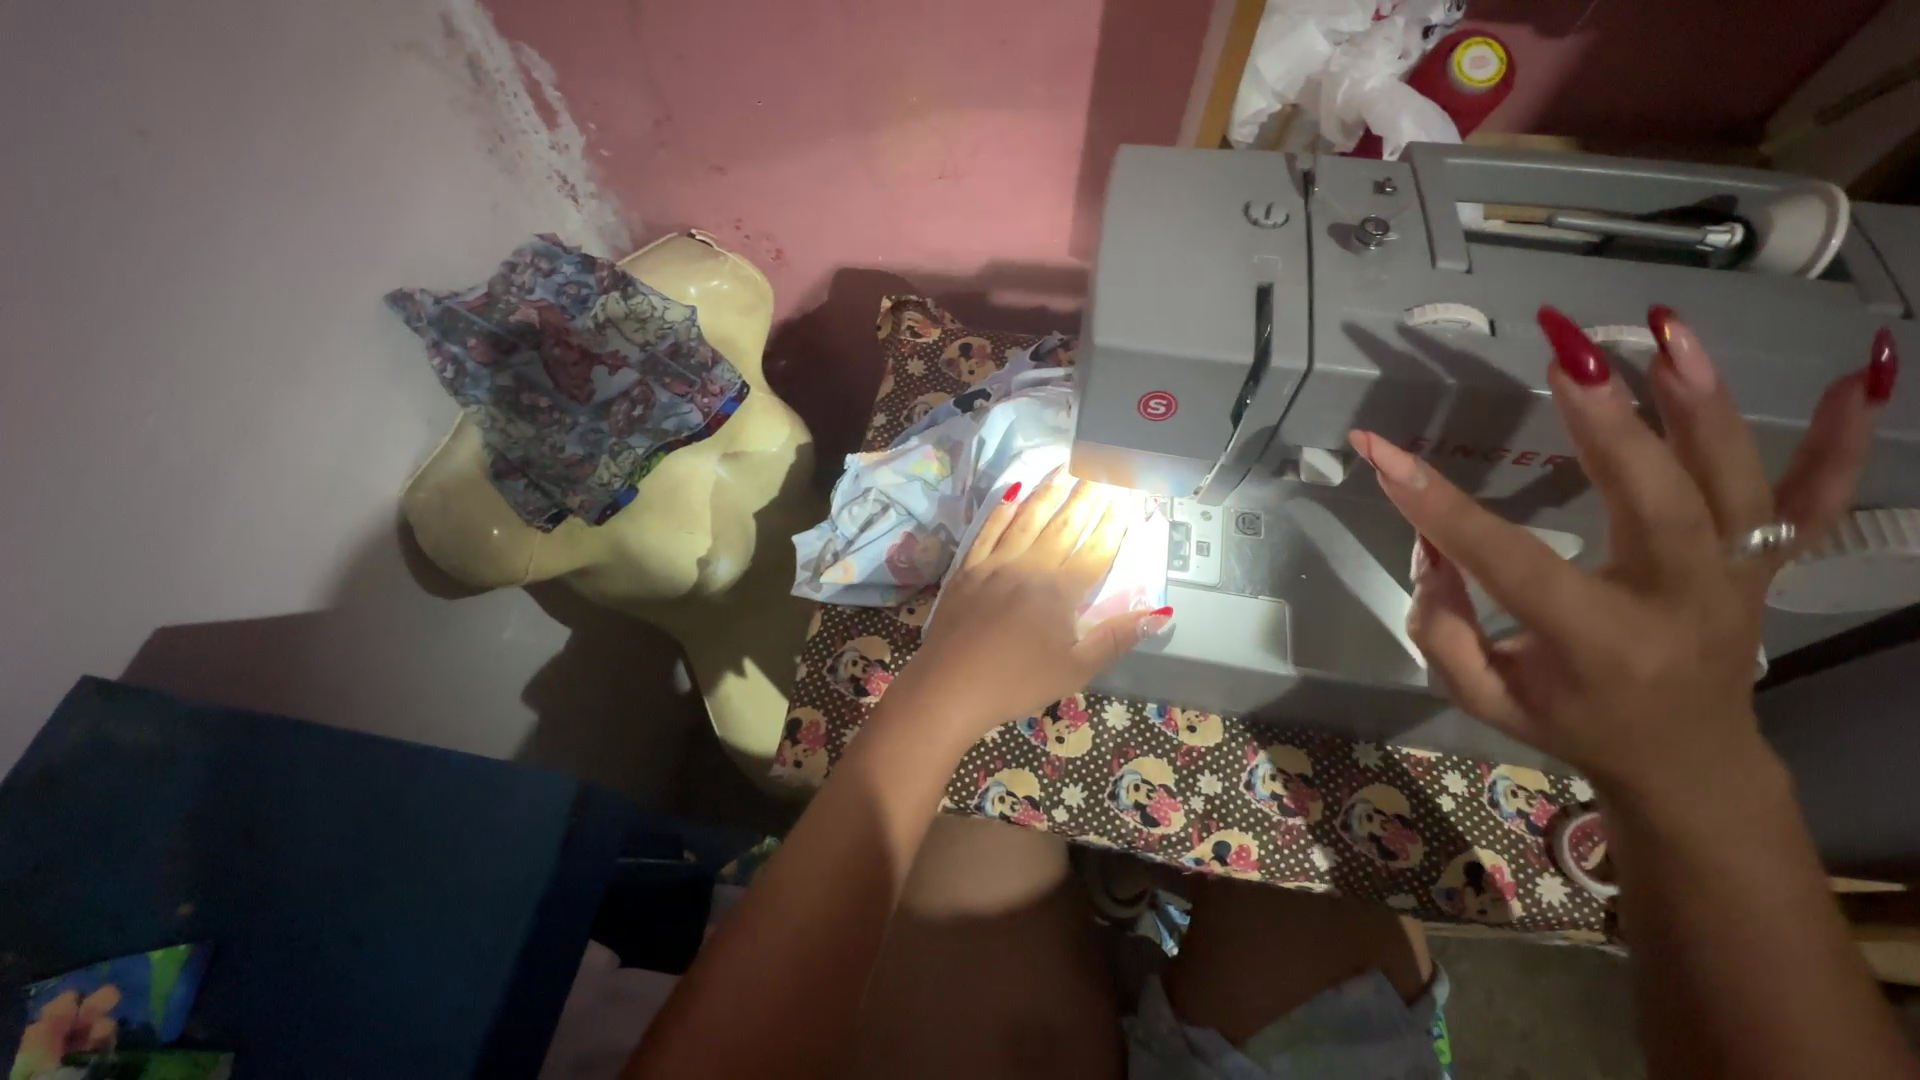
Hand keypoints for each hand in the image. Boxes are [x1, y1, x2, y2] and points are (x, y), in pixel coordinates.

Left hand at [883, 470, 1168, 745]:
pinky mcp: (967, 569)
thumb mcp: (1075, 669)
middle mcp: (1030, 566)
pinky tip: (1013, 493)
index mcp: (1060, 591)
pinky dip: (1002, 510)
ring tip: (1064, 467)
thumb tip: (1159, 613)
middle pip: (1064, 524)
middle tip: (1102, 467)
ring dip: (1048, 491)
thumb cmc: (1017, 683)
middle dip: (1087, 495)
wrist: (949, 687)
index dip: (1114, 524)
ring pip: (1027, 518)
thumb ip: (1116, 637)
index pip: (1096, 550)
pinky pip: (988, 530)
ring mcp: (995, 564)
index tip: (1128, 498)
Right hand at [1350, 306, 1895, 804]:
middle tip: (1565, 357)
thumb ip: (1443, 627)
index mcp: (1596, 641)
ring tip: (1663, 330)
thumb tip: (1431, 544)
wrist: (1687, 760)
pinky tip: (1855, 374)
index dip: (1437, 505)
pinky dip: (1844, 439)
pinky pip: (1818, 499)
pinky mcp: (1768, 563)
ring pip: (1732, 481)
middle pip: (1652, 499)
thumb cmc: (1571, 725)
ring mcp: (1737, 577)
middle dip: (1607, 423)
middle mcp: (1678, 601)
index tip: (1380, 449)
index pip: (1506, 558)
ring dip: (1702, 400)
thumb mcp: (1484, 696)